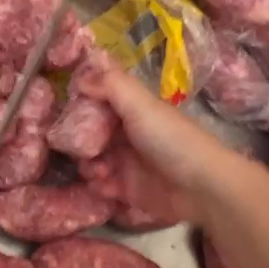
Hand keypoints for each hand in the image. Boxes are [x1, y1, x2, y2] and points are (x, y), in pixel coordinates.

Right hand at [91, 62, 251, 215]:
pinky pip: (101, 185)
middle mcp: (128, 135)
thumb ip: (111, 85)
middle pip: (91, 133)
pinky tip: (104, 185)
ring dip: (88, 164)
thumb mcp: (141, 104)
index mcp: (134, 111)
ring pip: (92, 160)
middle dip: (80, 140)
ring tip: (97, 170)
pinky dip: (98, 185)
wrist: (202, 188)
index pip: (99, 101)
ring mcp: (128, 163)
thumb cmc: (171, 140)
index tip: (65, 110)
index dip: (82, 104)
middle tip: (79, 146)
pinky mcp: (128, 190)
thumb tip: (81, 77)